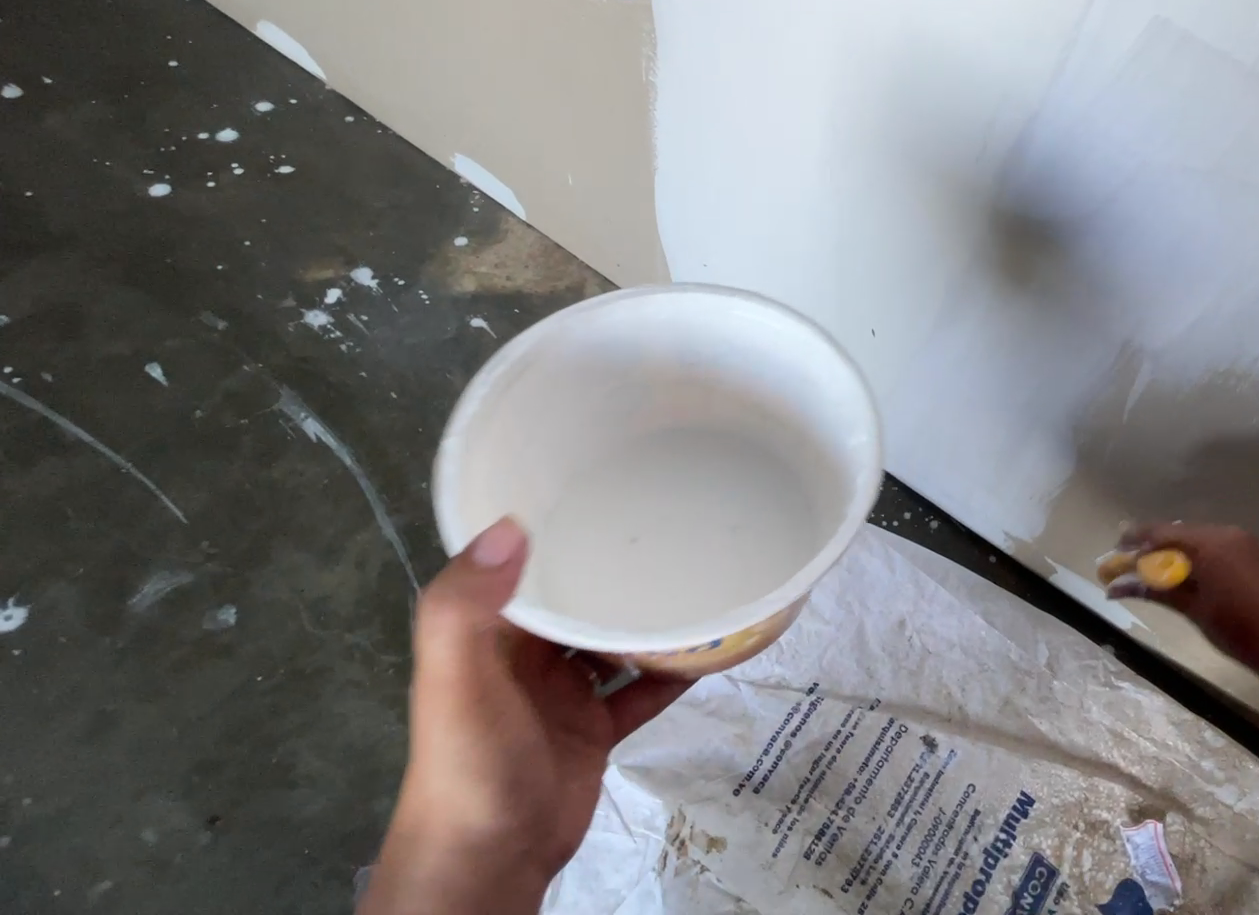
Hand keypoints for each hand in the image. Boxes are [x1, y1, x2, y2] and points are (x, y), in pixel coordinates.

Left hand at [360, 518, 692, 914]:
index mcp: (491, 634)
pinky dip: (671, 671)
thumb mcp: (457, 683)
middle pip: (578, 599)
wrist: (490, 863)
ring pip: (614, 641)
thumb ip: (465, 610)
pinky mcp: (596, 726)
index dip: (556, 527)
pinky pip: (641, 688)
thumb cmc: (472, 765)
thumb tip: (511, 525)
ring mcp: (565, 692)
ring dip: (648, 617)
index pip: (524, 565)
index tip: (608, 487)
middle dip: (617, 569)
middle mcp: (528, 655)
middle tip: (675, 529)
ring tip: (699, 578)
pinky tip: (709, 648)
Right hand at [1104, 521, 1258, 665]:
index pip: (1160, 533)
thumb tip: (1114, 587)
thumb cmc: (1240, 630)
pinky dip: (1191, 555)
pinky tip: (1179, 573)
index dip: (1134, 540)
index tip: (1113, 550)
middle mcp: (1223, 533)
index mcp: (1209, 543)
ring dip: (1170, 551)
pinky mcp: (1249, 552)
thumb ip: (1154, 591)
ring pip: (1193, 538)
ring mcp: (1239, 541)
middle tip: (1128, 564)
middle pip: (1176, 532)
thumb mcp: (1192, 610)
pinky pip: (1210, 545)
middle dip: (1150, 547)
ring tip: (1150, 571)